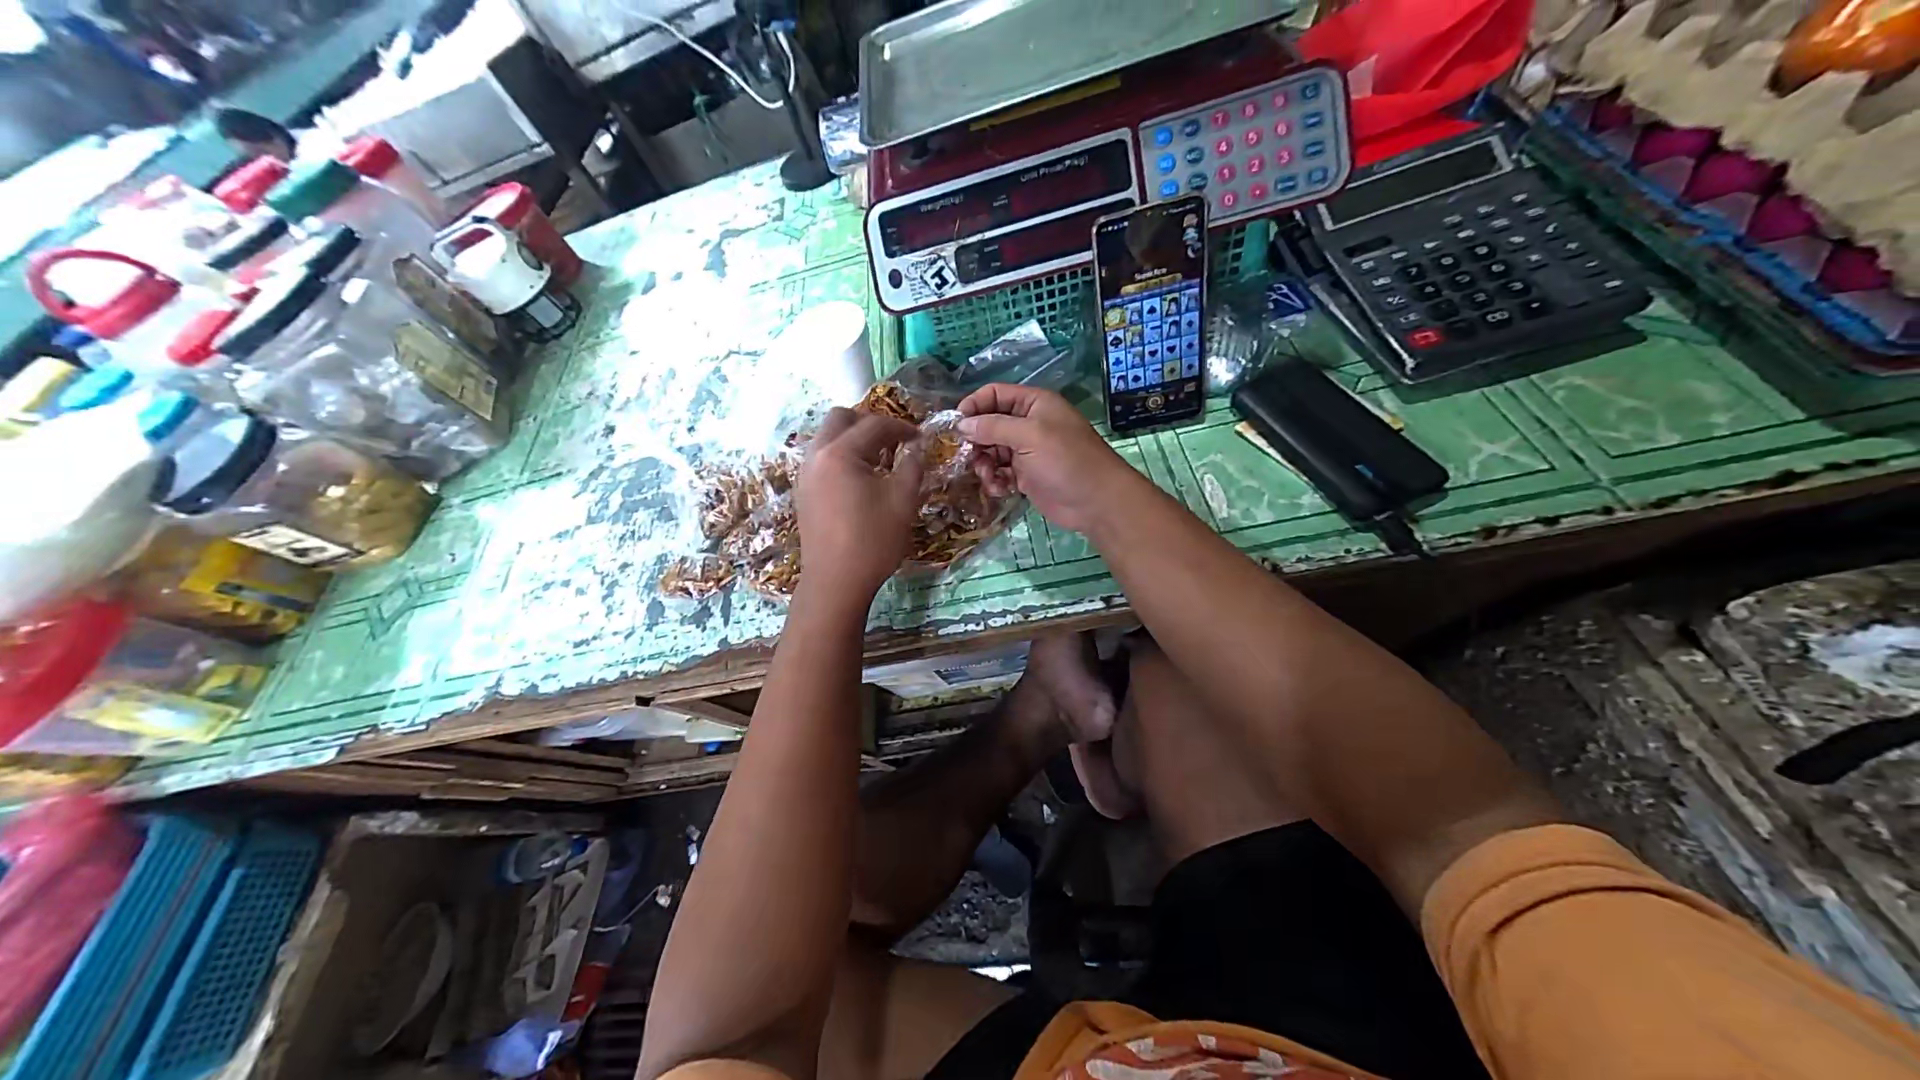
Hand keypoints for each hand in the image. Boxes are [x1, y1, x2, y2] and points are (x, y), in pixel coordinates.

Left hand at [795, 408, 923, 601]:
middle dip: (869, 424)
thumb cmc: (872, 541)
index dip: (901, 427)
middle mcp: (816, 456)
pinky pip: (821, 458)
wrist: (835, 583)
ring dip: (852, 439)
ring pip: (827, 438)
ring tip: (878, 459)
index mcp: (839, 453)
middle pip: (840, 419)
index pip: (873, 425)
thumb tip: (916, 449)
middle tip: (894, 441)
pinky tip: (860, 478)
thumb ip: (912, 466)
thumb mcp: (902, 501)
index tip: (920, 438)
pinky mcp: (803, 492)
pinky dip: (841, 456)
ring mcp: (805, 474)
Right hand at [957, 384, 1134, 533]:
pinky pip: (1000, 472)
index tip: (956, 426)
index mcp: (1033, 403)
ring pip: (991, 450)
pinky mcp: (1026, 475)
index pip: (994, 394)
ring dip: (984, 464)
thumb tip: (962, 424)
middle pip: (989, 424)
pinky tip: (1000, 489)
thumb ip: (993, 426)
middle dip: (977, 440)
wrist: (1096, 501)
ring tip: (988, 477)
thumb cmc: (1066, 461)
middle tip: (969, 458)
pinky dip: (995, 480)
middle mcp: (1029, 423)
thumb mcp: (1029, 436)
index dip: (973, 407)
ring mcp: (1027, 450)